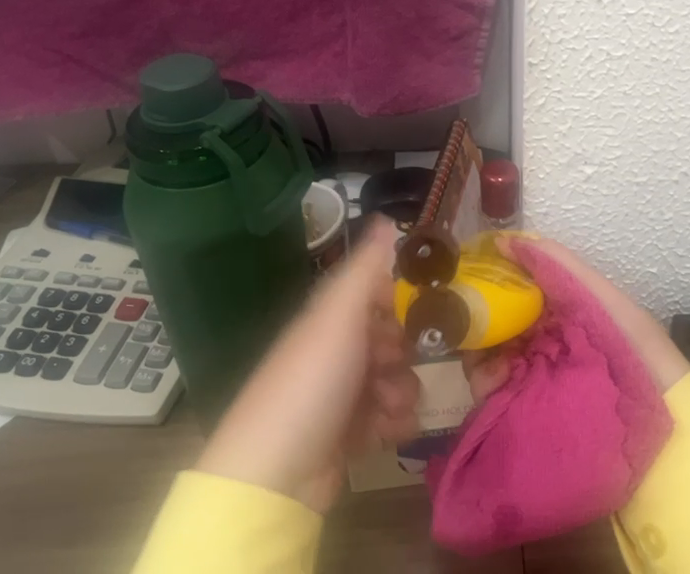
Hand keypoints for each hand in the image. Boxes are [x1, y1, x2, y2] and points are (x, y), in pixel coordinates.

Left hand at [194, 219, 418, 512]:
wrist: (275, 472)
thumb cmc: (310, 381)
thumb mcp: (338, 315)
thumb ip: (366, 269)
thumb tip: (388, 218)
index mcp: (329, 320)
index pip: (372, 295)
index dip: (396, 300)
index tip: (413, 308)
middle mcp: (335, 353)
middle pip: (389, 339)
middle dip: (404, 351)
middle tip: (392, 363)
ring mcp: (342, 397)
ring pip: (395, 380)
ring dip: (403, 390)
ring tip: (389, 406)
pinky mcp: (350, 437)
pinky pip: (389, 419)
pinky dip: (396, 424)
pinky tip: (390, 430)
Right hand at [463, 235, 689, 403]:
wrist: (659, 433)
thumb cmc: (634, 354)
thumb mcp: (603, 300)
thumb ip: (560, 266)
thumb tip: (505, 238)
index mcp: (567, 311)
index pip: (521, 289)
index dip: (496, 280)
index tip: (472, 276)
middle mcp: (549, 340)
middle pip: (501, 322)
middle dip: (481, 319)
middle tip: (466, 321)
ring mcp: (537, 377)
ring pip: (493, 355)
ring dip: (480, 352)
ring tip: (479, 358)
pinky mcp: (528, 412)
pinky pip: (495, 391)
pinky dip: (486, 383)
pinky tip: (489, 382)